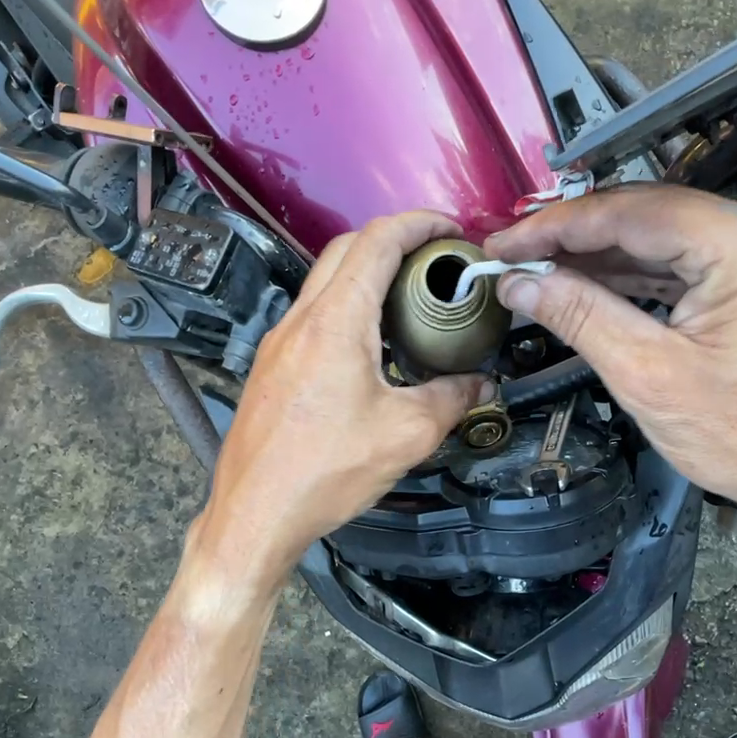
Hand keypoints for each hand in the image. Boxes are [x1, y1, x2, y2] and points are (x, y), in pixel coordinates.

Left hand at [194, 211, 489, 580]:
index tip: (447, 228)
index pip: (376, 241)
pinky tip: (371, 345)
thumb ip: (452, 399)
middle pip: (345, 249)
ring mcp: (279, 344)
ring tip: (408, 298)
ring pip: (324, 282)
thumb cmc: (321, 473)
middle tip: (433, 257)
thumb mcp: (407, 434)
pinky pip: (311, 317)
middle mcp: (300, 322)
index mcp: (335, 322)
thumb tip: (480, 386)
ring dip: (366, 275)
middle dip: (392, 239)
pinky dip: (346, 309)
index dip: (417, 223)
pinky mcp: (272, 368)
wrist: (256, 514)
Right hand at [486, 185, 736, 527]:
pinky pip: (677, 259)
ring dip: (595, 254)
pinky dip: (628, 271)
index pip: (632, 211)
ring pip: (656, 235)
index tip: (507, 243)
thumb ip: (580, 316)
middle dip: (572, 236)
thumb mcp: (647, 376)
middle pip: (644, 214)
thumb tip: (523, 283)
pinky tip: (582, 281)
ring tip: (536, 271)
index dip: (557, 226)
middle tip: (513, 256)